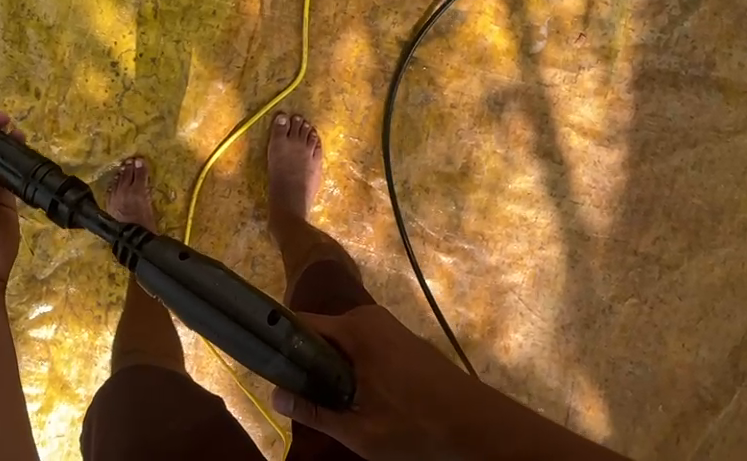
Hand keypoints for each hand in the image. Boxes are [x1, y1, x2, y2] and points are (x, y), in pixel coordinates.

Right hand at [271, 304, 487, 460]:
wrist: (478, 427)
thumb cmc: (416, 425)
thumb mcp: (361, 429)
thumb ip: (316, 411)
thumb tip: (275, 396)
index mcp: (354, 328)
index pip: (301, 322)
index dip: (281, 341)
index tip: (268, 364)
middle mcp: (368, 317)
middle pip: (322, 331)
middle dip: (309, 360)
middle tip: (302, 393)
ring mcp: (387, 326)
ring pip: (343, 341)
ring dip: (333, 367)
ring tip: (328, 399)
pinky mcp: (400, 340)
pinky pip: (362, 345)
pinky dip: (353, 366)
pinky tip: (358, 396)